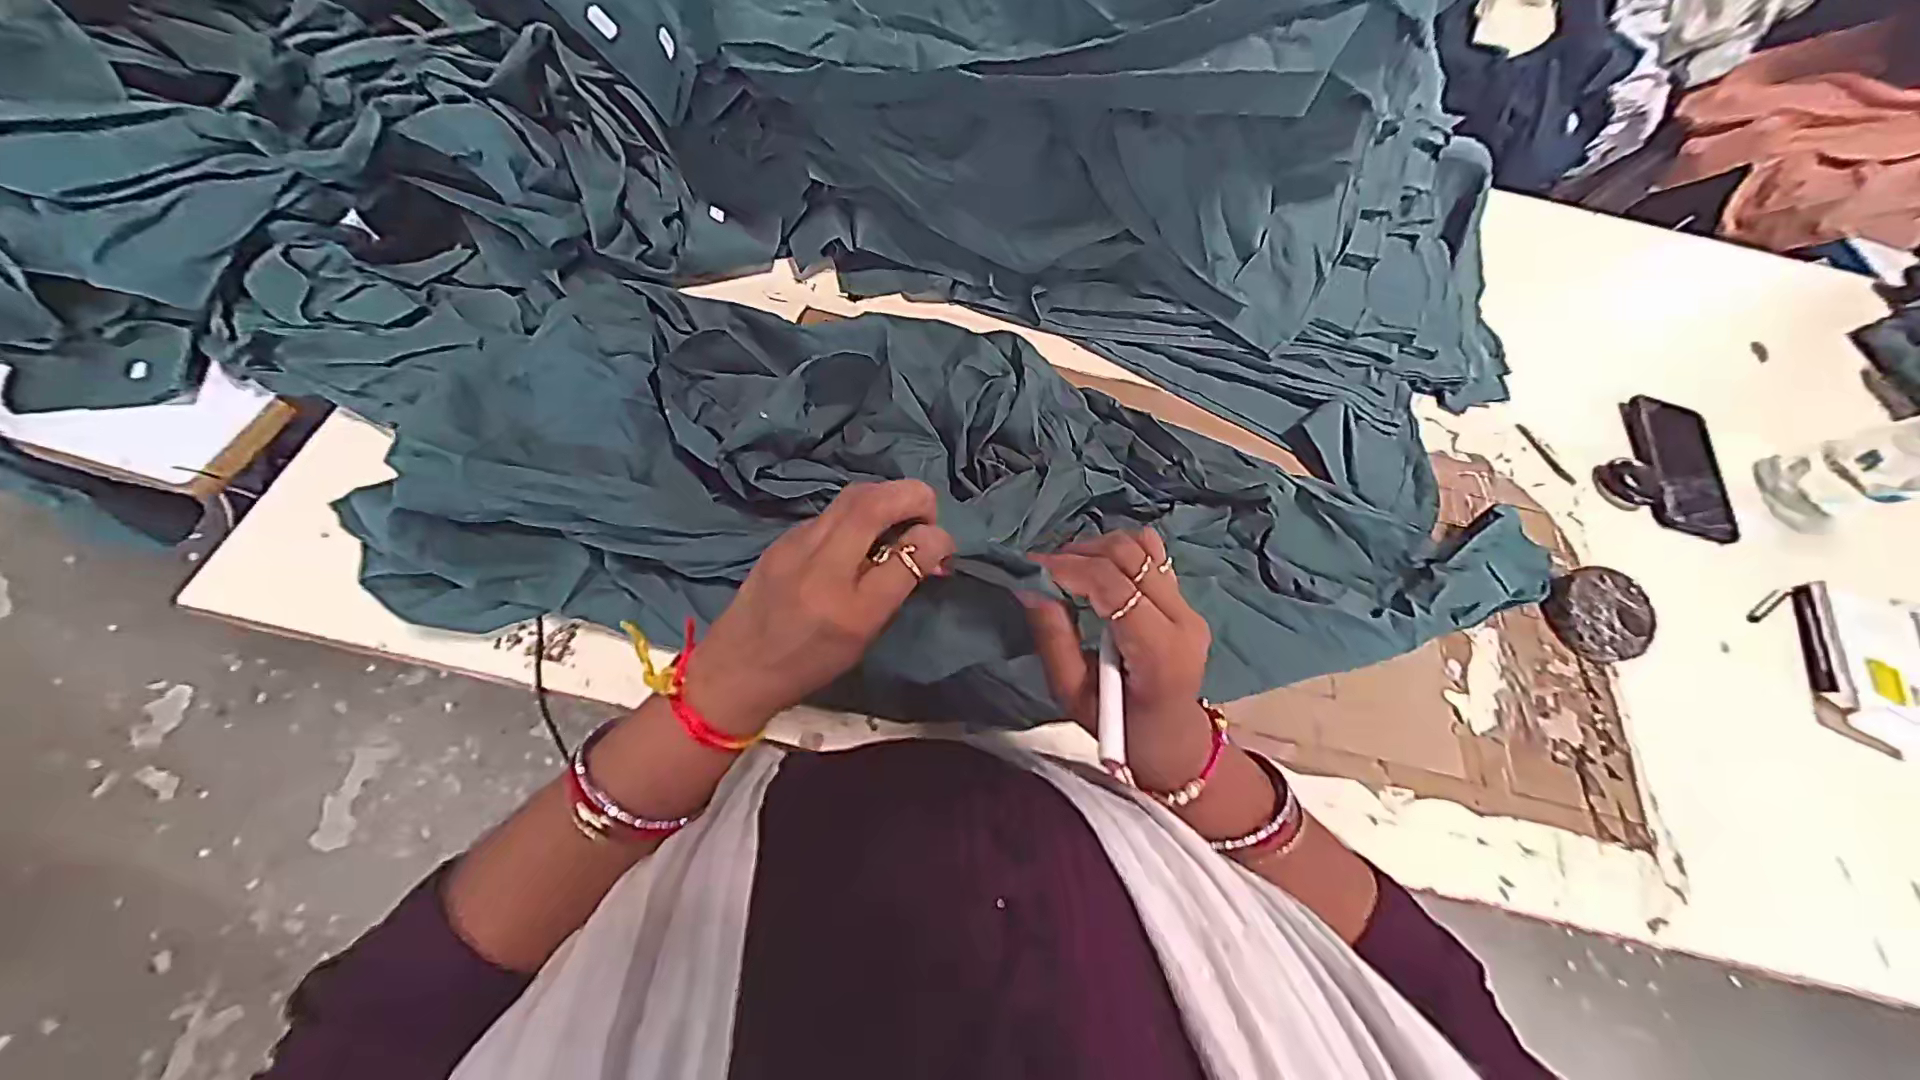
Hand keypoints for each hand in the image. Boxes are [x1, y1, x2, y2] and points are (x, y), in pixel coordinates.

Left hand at [684, 480, 954, 733]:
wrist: (738, 667)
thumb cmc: (810, 662)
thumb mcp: (863, 636)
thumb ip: (896, 587)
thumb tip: (928, 549)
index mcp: (850, 609)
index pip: (906, 555)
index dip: (935, 538)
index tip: (942, 544)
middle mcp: (822, 568)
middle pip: (873, 502)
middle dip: (913, 496)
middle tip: (926, 516)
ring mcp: (796, 545)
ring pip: (851, 497)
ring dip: (886, 498)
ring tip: (899, 520)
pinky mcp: (782, 538)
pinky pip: (831, 512)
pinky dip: (858, 511)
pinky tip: (859, 533)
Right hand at [1023, 528, 1215, 789]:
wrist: (1172, 741)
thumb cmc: (1120, 730)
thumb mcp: (1072, 694)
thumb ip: (1053, 638)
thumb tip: (1030, 588)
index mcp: (1158, 653)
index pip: (1115, 587)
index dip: (1070, 569)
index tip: (1034, 567)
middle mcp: (1183, 621)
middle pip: (1129, 556)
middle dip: (1079, 553)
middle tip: (1046, 569)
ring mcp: (1190, 608)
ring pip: (1142, 547)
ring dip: (1098, 548)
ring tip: (1069, 569)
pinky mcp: (1186, 601)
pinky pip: (1154, 556)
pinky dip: (1121, 552)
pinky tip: (1099, 570)